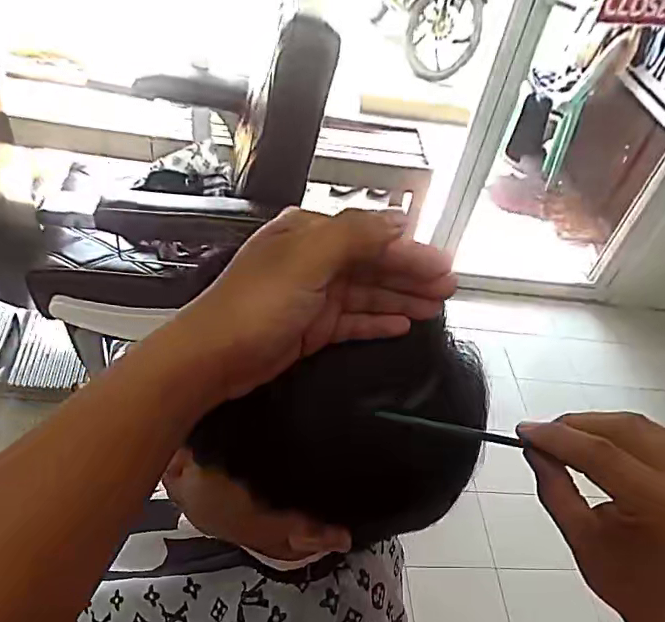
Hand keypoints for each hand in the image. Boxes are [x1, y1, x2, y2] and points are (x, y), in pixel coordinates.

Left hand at [160, 208, 456, 399]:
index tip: (444, 264)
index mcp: (310, 234)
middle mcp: (314, 261)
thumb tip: (396, 221)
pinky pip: (355, 321)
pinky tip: (402, 324)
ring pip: (369, 295)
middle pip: (374, 265)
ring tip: (436, 306)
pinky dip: (379, 321)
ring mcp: (313, 296)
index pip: (372, 237)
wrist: (215, 358)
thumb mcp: (307, 259)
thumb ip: (354, 236)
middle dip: (413, 275)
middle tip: (450, 287)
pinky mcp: (312, 328)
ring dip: (403, 299)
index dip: (411, 251)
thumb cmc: (253, 306)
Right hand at [520, 413, 664, 621]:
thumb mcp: (581, 537)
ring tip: (563, 438)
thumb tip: (536, 450)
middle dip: (576, 426)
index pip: (601, 453)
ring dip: (597, 426)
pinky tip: (596, 443)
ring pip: (638, 427)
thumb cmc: (633, 583)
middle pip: (623, 429)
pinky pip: (655, 436)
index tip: (529, 432)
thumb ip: (555, 487)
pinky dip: (622, 435)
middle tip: (542, 433)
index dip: (559, 438)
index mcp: (661, 502)